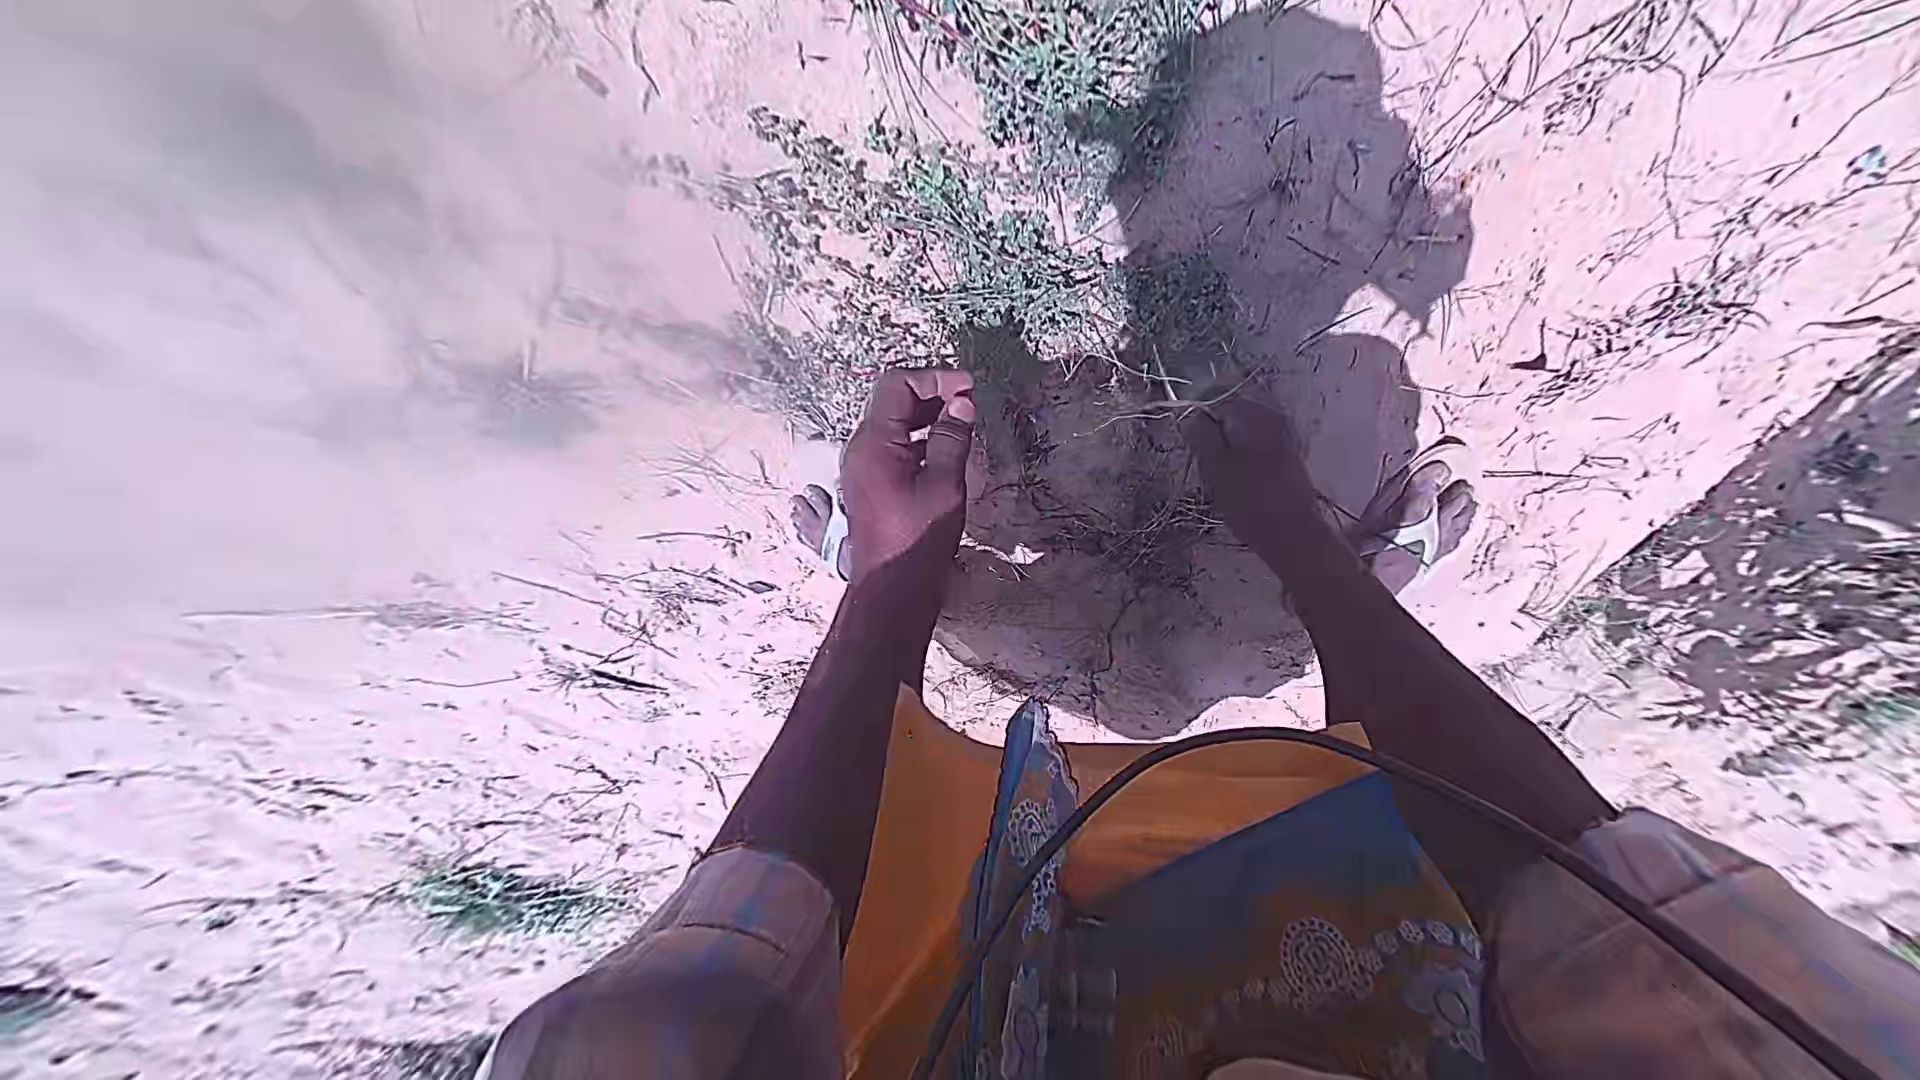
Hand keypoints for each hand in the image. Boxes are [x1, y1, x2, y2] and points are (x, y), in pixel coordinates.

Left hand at [841, 368, 975, 582]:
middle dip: (932, 395)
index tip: (968, 388)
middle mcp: (861, 448)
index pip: (898, 386)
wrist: (892, 589)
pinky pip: (894, 448)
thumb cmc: (918, 538)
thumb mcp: (944, 484)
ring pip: (894, 425)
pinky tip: (947, 450)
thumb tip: (962, 403)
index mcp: (873, 442)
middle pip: (893, 402)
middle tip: (969, 403)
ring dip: (927, 418)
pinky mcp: (871, 484)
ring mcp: (863, 467)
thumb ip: (952, 438)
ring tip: (963, 424)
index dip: (935, 378)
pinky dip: (920, 440)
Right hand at [1179, 394, 1325, 553]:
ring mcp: (1283, 436)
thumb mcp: (1213, 465)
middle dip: (1214, 438)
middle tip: (1208, 468)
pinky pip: (1255, 448)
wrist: (1291, 533)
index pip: (1213, 403)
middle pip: (1229, 417)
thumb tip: (1190, 415)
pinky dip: (1243, 461)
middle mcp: (1272, 417)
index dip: (1198, 426)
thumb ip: (1199, 434)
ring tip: (1224, 478)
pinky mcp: (1288, 456)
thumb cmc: (1247, 499)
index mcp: (1252, 414)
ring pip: (1241, 434)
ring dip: (1227, 452)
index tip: (1194, 452)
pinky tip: (1240, 483)